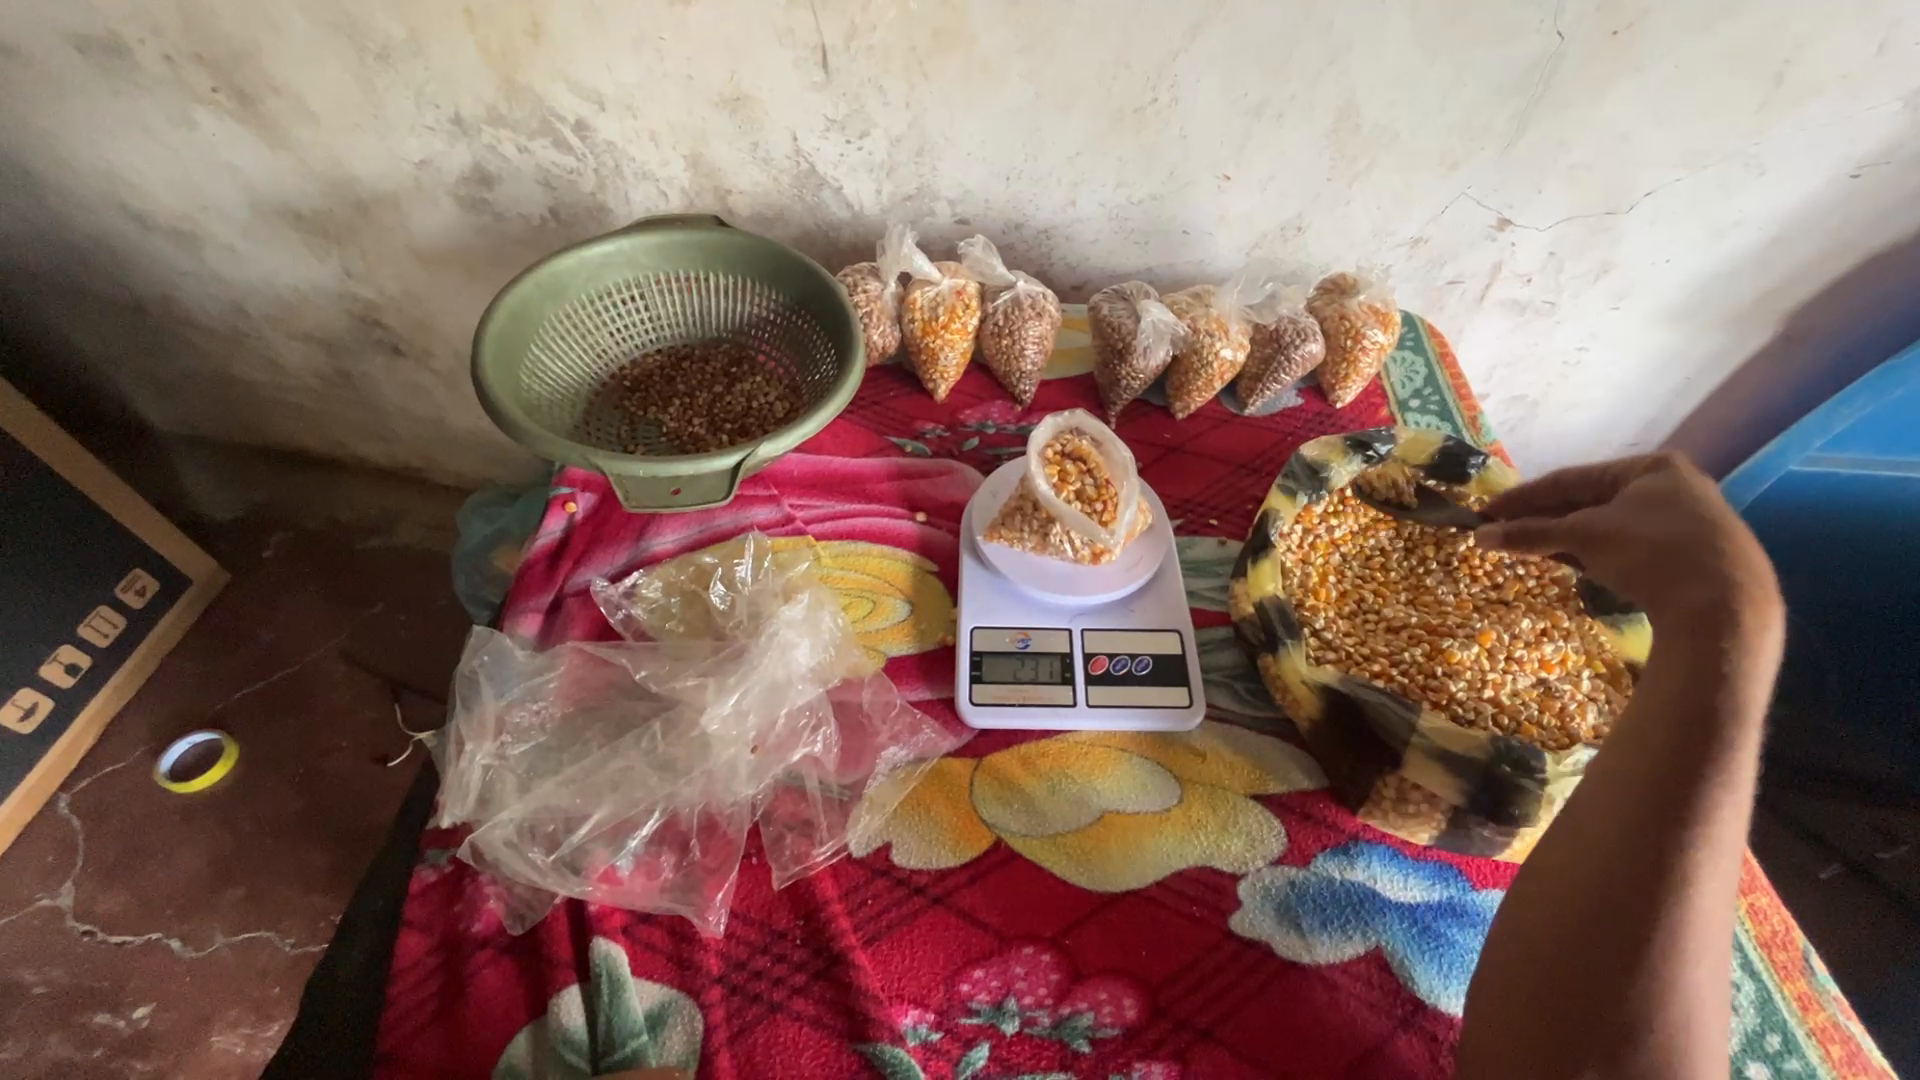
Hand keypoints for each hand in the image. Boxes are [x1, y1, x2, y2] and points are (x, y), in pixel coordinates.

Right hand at [1474, 452, 1781, 635]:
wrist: (1724, 606)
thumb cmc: (1650, 552)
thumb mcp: (1582, 537)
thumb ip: (1529, 532)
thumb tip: (1478, 536)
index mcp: (1650, 468)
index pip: (1569, 479)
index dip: (1522, 497)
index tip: (1487, 513)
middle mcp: (1673, 486)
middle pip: (1588, 501)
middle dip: (1543, 518)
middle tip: (1503, 532)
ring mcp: (1688, 520)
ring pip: (1607, 524)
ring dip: (1565, 537)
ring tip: (1529, 548)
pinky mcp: (1694, 554)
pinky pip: (1629, 545)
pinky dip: (1595, 552)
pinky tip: (1573, 563)